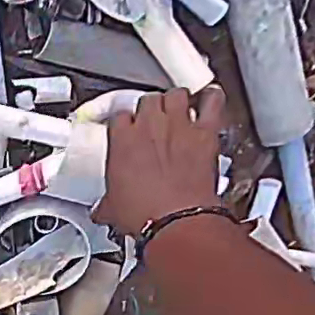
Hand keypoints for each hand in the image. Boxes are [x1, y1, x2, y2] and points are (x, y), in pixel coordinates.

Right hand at [92, 87, 228, 235]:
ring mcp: (178, 125)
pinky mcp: (204, 132)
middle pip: (148, 100)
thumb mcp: (112, 208)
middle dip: (151, 110)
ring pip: (176, 94)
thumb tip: (103, 210)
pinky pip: (212, 101)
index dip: (125, 124)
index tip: (127, 133)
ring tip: (177, 111)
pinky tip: (210, 101)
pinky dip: (212, 99)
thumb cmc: (144, 213)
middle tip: (153, 125)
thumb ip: (106, 203)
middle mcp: (149, 125)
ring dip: (177, 101)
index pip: (119, 117)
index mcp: (122, 139)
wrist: (174, 220)